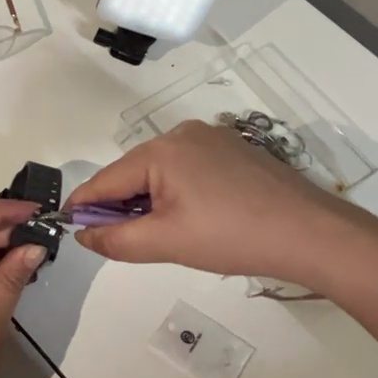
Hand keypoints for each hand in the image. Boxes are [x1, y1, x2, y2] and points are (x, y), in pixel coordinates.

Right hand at [65, 120, 372, 285]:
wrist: (311, 234)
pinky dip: (178, 194)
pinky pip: (189, 171)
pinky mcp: (235, 152)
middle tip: (121, 243)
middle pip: (132, 173)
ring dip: (150, 202)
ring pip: (161, 172)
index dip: (83, 207)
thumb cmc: (232, 236)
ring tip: (163, 237)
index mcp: (161, 150)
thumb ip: (115, 239)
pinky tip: (194, 221)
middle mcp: (183, 134)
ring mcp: (212, 139)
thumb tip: (83, 235)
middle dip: (121, 207)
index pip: (105, 180)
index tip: (67, 228)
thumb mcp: (165, 242)